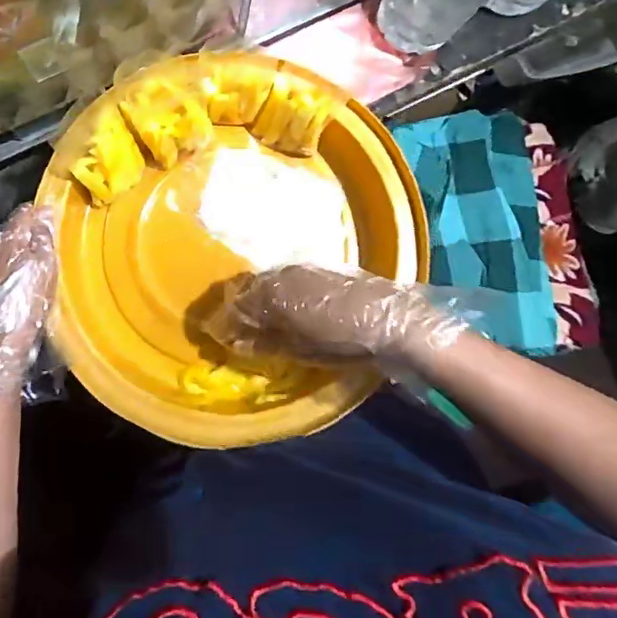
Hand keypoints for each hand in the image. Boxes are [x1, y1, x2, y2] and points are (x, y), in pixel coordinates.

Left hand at [0, 204, 58, 405]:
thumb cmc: (25, 302)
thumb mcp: (44, 267)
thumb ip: (44, 238)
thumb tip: (44, 215)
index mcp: (7, 236)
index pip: (24, 212)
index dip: (41, 212)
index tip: (57, 218)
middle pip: (11, 230)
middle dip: (28, 232)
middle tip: (50, 240)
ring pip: (2, 250)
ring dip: (17, 251)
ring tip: (37, 260)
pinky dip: (8, 268)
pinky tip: (19, 281)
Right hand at [204, 264, 463, 364]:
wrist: (395, 322)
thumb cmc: (344, 341)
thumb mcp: (300, 349)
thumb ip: (265, 341)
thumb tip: (236, 339)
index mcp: (273, 292)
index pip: (237, 303)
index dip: (227, 320)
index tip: (221, 335)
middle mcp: (283, 272)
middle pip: (251, 287)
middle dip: (242, 306)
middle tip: (241, 328)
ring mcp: (304, 268)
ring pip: (271, 280)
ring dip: (263, 298)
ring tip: (266, 319)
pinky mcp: (323, 269)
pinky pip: (290, 278)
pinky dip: (283, 292)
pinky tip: (292, 308)